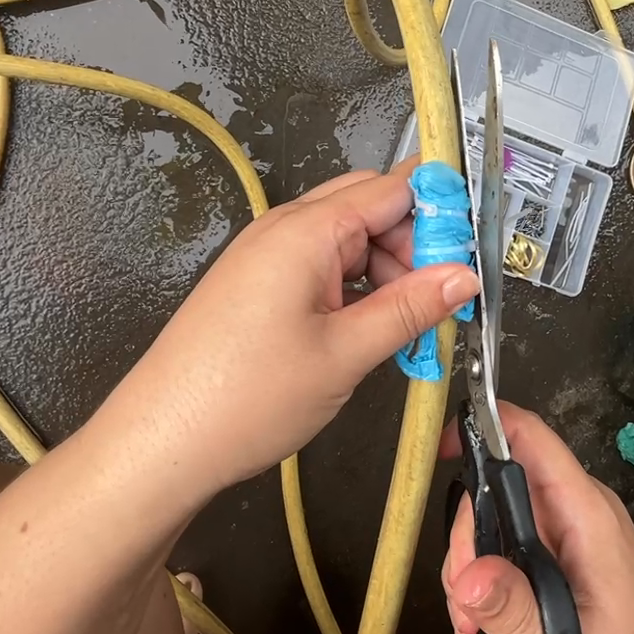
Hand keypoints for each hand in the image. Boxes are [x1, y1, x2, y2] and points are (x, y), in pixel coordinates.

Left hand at [98, 163, 477, 497]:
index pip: (391, 189)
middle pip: (370, 209)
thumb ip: (411, 308)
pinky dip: (356, 288)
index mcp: (306, 231)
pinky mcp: (258, 283)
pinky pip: (322, 266)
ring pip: (349, 240)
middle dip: (414, 244)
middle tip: (442, 297)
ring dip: (388, 271)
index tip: (474, 245)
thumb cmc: (248, 397)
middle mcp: (284, 228)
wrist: (159, 444)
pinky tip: (372, 328)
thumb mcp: (346, 353)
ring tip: (410, 327)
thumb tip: (465, 276)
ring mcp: (267, 255)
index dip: (440, 209)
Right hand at [440, 403, 633, 633]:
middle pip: (501, 484)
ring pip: (499, 517)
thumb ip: (513, 610)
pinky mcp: (565, 553)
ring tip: (469, 627)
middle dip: (468, 536)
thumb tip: (466, 574)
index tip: (441, 448)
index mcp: (588, 515)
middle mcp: (579, 510)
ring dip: (472, 566)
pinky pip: (512, 543)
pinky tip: (479, 625)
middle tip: (461, 598)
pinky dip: (488, 579)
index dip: (486, 425)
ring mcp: (572, 531)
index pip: (533, 438)